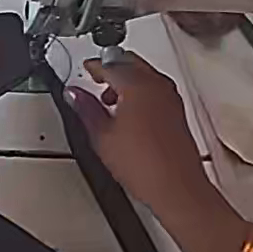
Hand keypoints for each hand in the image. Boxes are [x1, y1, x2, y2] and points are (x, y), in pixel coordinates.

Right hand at [64, 53, 215, 217]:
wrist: (178, 189)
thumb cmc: (146, 166)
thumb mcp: (102, 136)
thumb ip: (85, 108)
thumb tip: (74, 94)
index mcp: (137, 84)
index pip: (110, 64)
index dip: (93, 65)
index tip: (87, 67)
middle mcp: (157, 85)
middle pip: (130, 61)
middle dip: (111, 65)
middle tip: (96, 75)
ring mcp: (170, 97)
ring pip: (144, 73)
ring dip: (126, 77)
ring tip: (109, 96)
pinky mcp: (177, 111)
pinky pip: (155, 88)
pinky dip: (140, 89)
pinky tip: (129, 109)